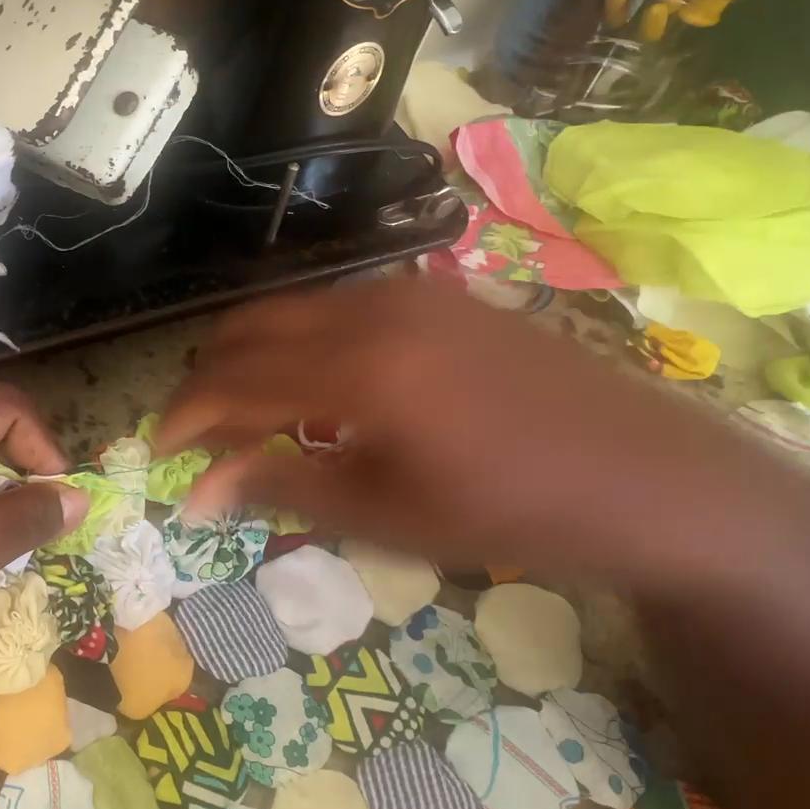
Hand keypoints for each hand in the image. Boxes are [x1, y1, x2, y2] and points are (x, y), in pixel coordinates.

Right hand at [158, 278, 809, 588]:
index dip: (184, 417)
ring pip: (285, 309)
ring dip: (247, 356)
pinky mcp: (434, 294)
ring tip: (243, 412)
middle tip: (195, 433)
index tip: (159, 451)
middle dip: (205, 380)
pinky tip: (311, 385)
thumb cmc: (511, 512)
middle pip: (245, 331)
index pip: (231, 383)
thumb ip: (282, 486)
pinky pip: (331, 304)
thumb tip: (198, 490)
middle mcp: (369, 313)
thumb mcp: (385, 515)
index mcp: (356, 372)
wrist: (650, 476)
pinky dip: (295, 339)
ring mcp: (405, 293)